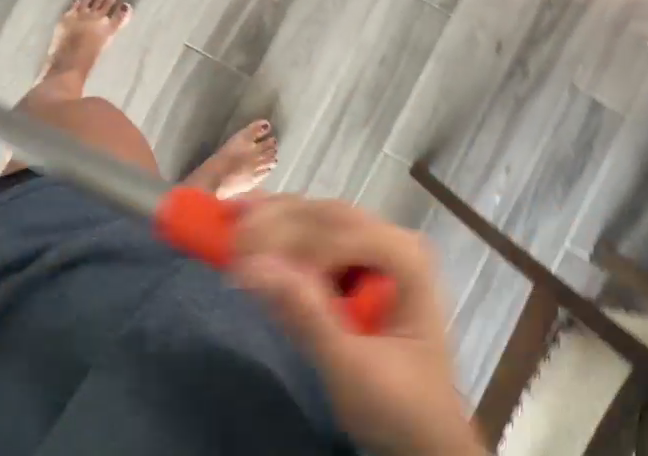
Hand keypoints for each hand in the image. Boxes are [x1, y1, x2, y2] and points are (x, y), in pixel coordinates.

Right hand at [232, 198, 483, 455]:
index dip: (292, 244)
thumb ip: (306, 316)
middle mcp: (393, 239)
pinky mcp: (356, 257)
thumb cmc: (396, 404)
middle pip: (325, 215)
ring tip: (227, 216)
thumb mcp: (349, 368)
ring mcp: (374, 245)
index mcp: (406, 260)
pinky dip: (278, 225)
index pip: (342, 235)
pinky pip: (313, 229)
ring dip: (271, 216)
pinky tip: (245, 215)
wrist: (420, 431)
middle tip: (228, 238)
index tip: (246, 264)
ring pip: (315, 215)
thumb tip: (251, 268)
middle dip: (275, 222)